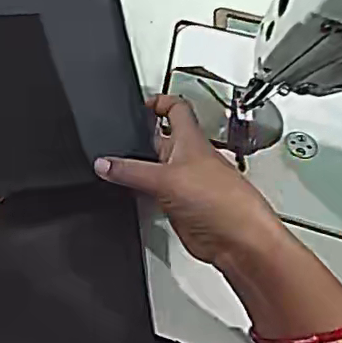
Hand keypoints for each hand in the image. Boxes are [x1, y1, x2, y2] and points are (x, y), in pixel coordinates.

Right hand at [95, 94, 284, 268]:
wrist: (237, 240)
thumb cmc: (223, 201)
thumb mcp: (166, 178)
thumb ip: (130, 171)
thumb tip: (104, 163)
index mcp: (191, 141)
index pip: (177, 109)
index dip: (160, 102)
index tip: (143, 102)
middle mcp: (189, 160)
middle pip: (163, 139)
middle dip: (143, 136)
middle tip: (123, 135)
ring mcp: (185, 184)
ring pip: (156, 168)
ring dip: (139, 167)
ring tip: (118, 164)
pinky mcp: (180, 206)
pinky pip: (156, 194)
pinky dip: (142, 192)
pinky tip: (132, 194)